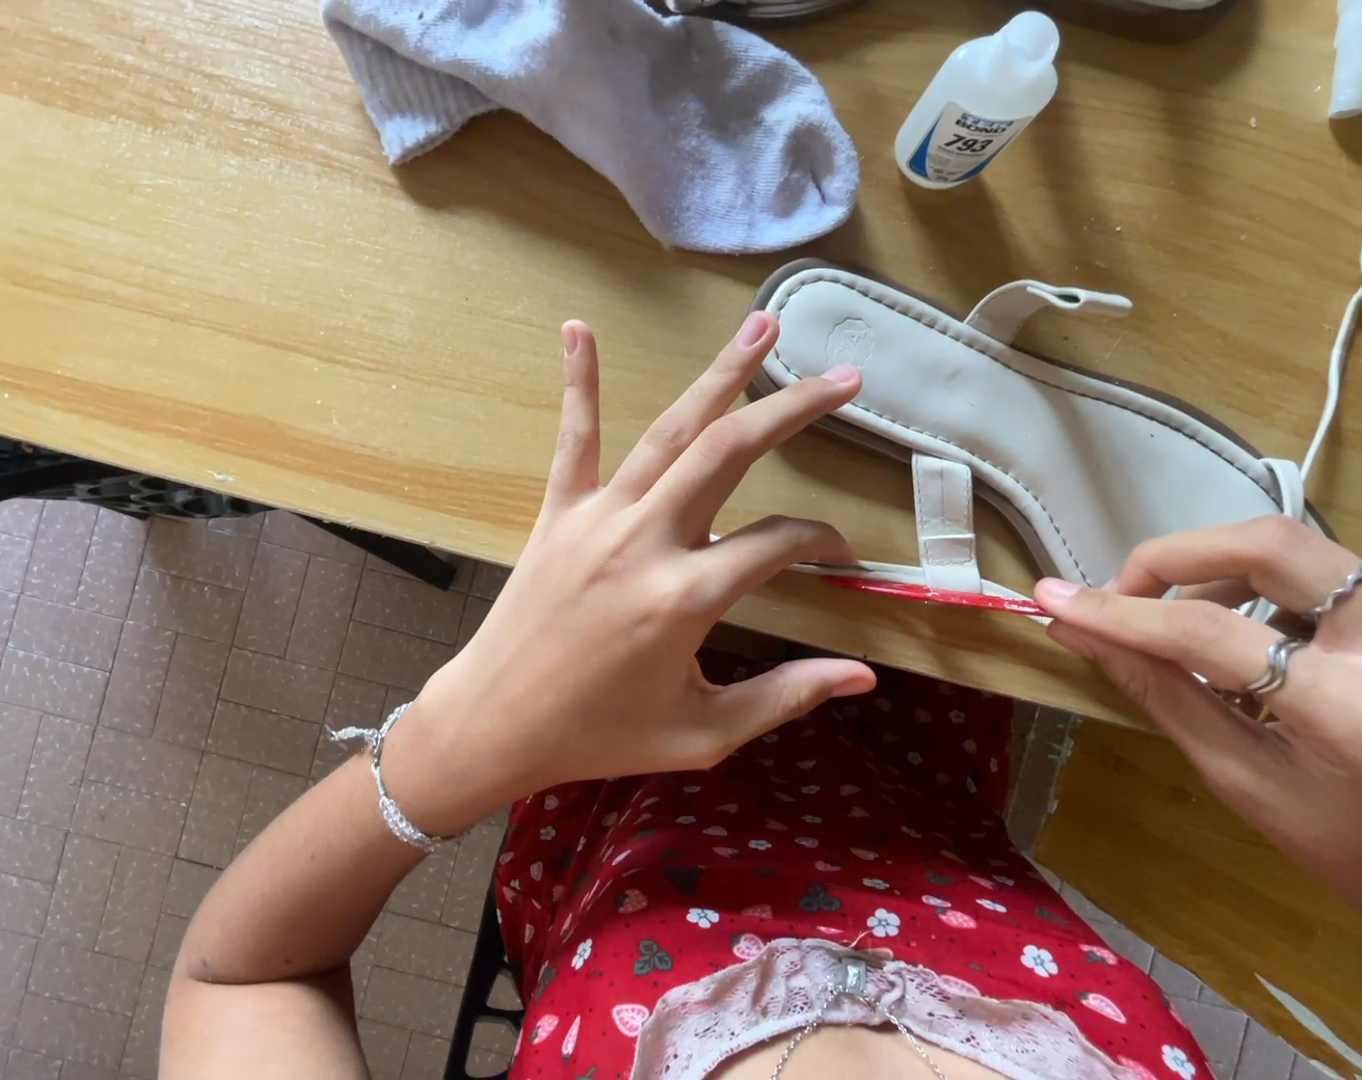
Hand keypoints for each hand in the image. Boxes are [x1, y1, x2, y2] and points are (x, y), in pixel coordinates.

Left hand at [383, 312, 876, 835]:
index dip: (821, 542)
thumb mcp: (703, 734)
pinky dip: (579, 383)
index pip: (778, 544)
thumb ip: (785, 696)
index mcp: (686, 598)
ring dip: (718, 377)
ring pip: (669, 433)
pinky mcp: (558, 513)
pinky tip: (578, 328)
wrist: (496, 725)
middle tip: (844, 376)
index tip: (840, 553)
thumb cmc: (600, 736)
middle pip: (730, 454)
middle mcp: (646, 541)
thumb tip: (865, 675)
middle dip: (792, 410)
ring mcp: (598, 518)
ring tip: (760, 327)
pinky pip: (574, 441)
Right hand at [1030, 517, 1361, 986]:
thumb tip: (1081, 635)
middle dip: (1175, 557)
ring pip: (1311, 557)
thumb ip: (1164, 696)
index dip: (1119, 611)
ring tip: (1197, 633)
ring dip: (1228, 580)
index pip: (1211, 632)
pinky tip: (1278, 650)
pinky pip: (1353, 585)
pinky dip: (1288, 604)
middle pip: (1272, 545)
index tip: (1054, 597)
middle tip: (1125, 595)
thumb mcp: (1251, 788)